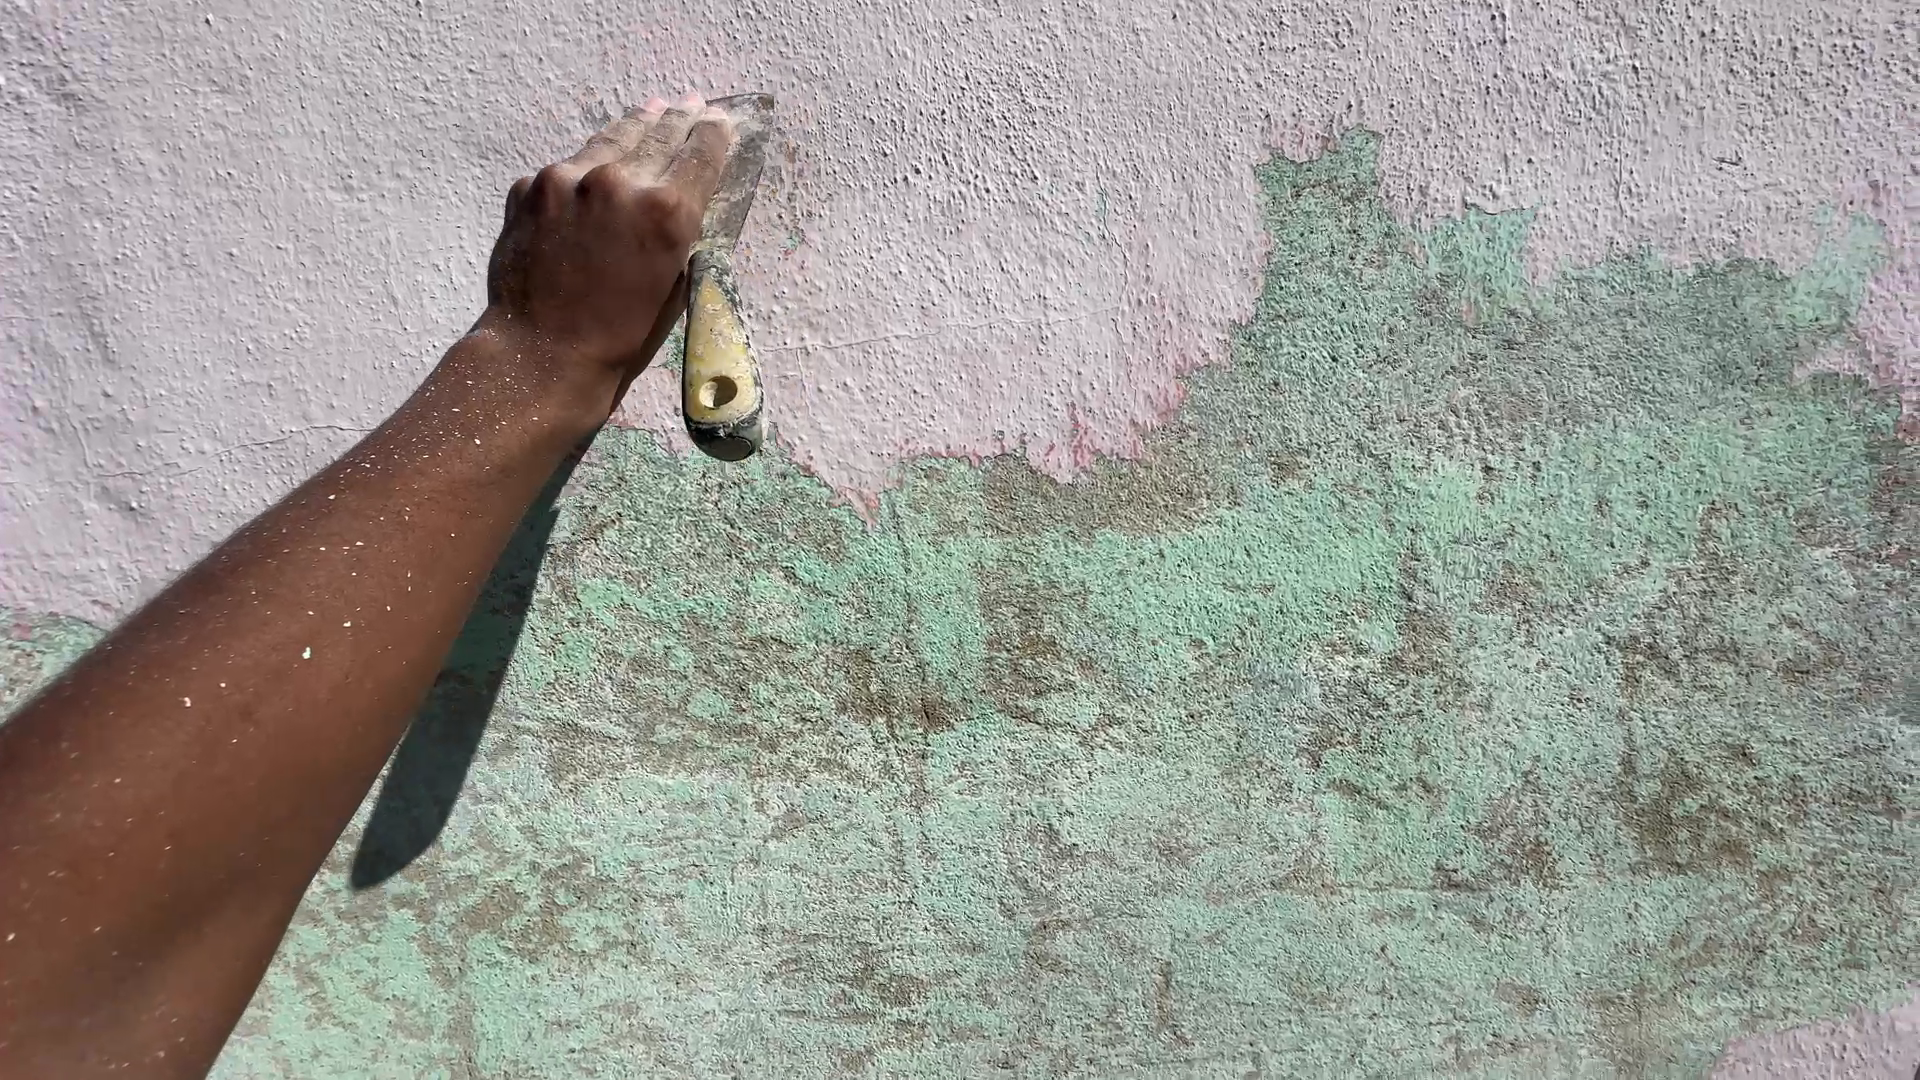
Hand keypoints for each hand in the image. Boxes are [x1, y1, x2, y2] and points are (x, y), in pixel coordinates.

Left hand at [470, 93, 733, 427]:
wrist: (546, 351)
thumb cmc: (625, 336)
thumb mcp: (675, 286)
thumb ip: (679, 236)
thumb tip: (682, 203)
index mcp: (668, 213)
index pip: (699, 157)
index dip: (713, 137)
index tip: (720, 121)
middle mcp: (620, 182)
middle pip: (656, 136)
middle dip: (678, 121)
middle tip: (692, 105)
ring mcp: (568, 178)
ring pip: (610, 141)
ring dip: (635, 128)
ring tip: (651, 113)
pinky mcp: (531, 186)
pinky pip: (569, 169)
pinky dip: (588, 171)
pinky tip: (598, 175)